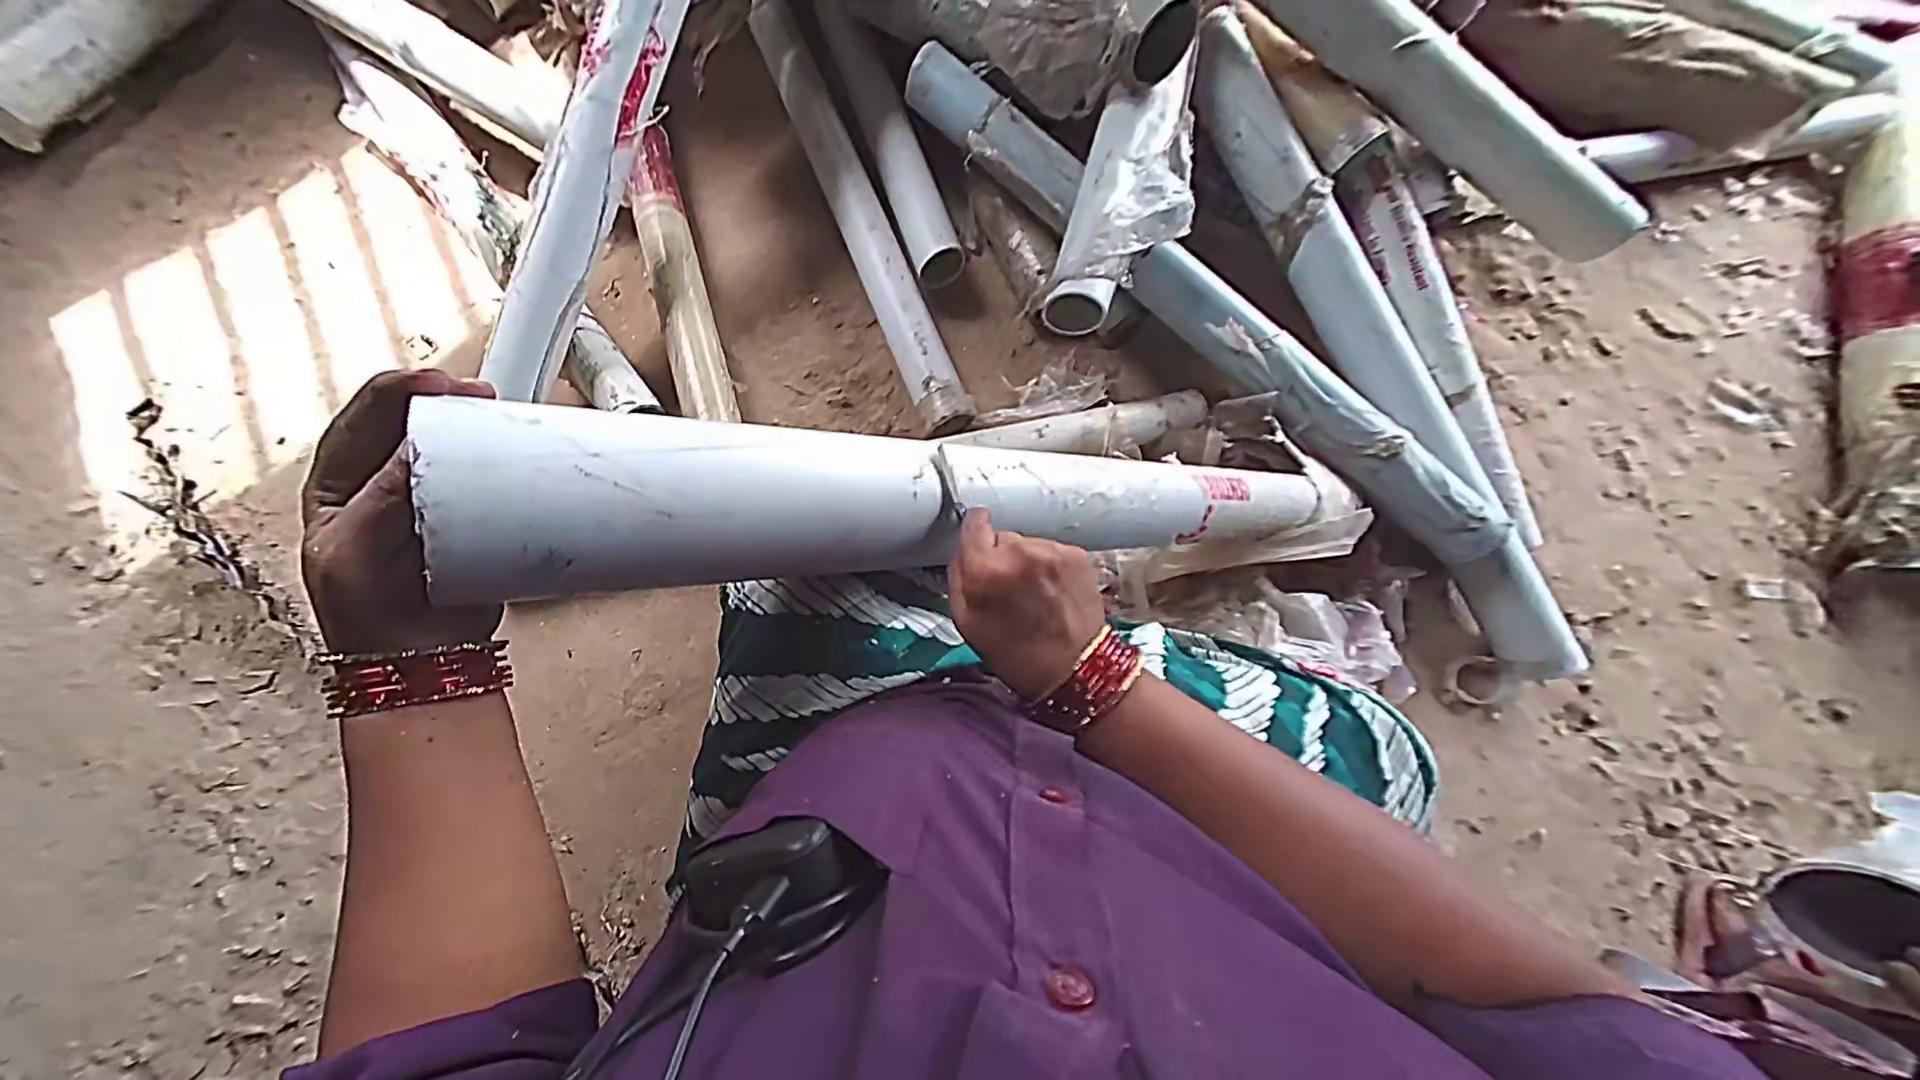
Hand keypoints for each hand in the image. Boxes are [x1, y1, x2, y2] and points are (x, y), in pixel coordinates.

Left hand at [302, 369, 501, 654]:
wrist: (426, 658)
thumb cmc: (375, 616)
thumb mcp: (358, 552)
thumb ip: (383, 499)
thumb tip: (418, 449)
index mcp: (339, 490)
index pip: (362, 423)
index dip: (396, 395)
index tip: (437, 382)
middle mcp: (383, 489)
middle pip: (407, 426)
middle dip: (439, 401)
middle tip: (475, 393)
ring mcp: (430, 503)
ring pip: (447, 451)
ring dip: (471, 428)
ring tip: (495, 413)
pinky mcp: (470, 521)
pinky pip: (482, 482)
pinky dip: (497, 464)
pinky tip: (512, 453)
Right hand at [946, 509, 1107, 699]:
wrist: (1074, 669)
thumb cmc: (1017, 654)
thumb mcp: (966, 623)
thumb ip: (958, 578)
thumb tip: (963, 552)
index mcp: (985, 570)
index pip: (974, 524)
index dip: (974, 532)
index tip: (977, 539)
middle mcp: (1020, 552)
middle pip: (1002, 537)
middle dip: (1001, 557)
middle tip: (1008, 589)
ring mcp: (1051, 552)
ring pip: (1028, 544)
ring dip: (1026, 561)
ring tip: (1033, 595)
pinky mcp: (1076, 555)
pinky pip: (1051, 551)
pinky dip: (1049, 566)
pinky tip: (1052, 593)